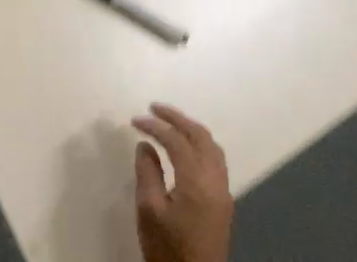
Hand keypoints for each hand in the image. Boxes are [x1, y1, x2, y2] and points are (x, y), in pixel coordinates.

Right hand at [131, 104, 232, 261]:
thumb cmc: (168, 248)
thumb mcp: (148, 209)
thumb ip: (147, 172)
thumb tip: (146, 145)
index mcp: (197, 182)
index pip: (177, 141)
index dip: (155, 126)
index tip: (134, 120)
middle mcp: (216, 182)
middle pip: (202, 138)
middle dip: (178, 119)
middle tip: (154, 108)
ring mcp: (223, 193)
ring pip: (212, 149)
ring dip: (191, 130)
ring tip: (169, 122)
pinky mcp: (223, 203)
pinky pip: (215, 161)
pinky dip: (199, 145)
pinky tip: (183, 149)